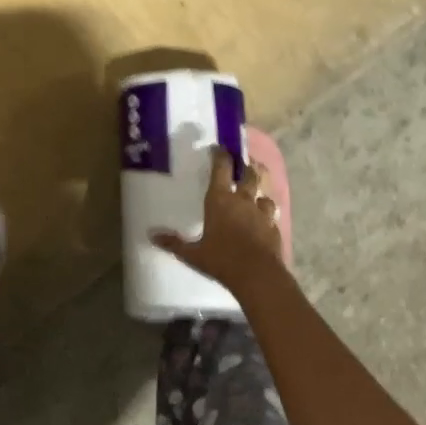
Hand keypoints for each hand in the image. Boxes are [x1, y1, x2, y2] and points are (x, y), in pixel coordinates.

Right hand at [152, 145, 286, 298]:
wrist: (258, 276)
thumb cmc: (221, 259)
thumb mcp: (192, 253)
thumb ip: (174, 243)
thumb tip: (151, 235)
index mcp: (220, 199)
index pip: (222, 168)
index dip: (221, 155)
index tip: (219, 148)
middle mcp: (243, 200)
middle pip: (251, 174)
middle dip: (248, 166)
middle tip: (245, 164)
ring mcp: (262, 214)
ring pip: (265, 194)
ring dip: (261, 191)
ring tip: (257, 194)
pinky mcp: (274, 229)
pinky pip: (272, 216)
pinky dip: (267, 216)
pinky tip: (264, 222)